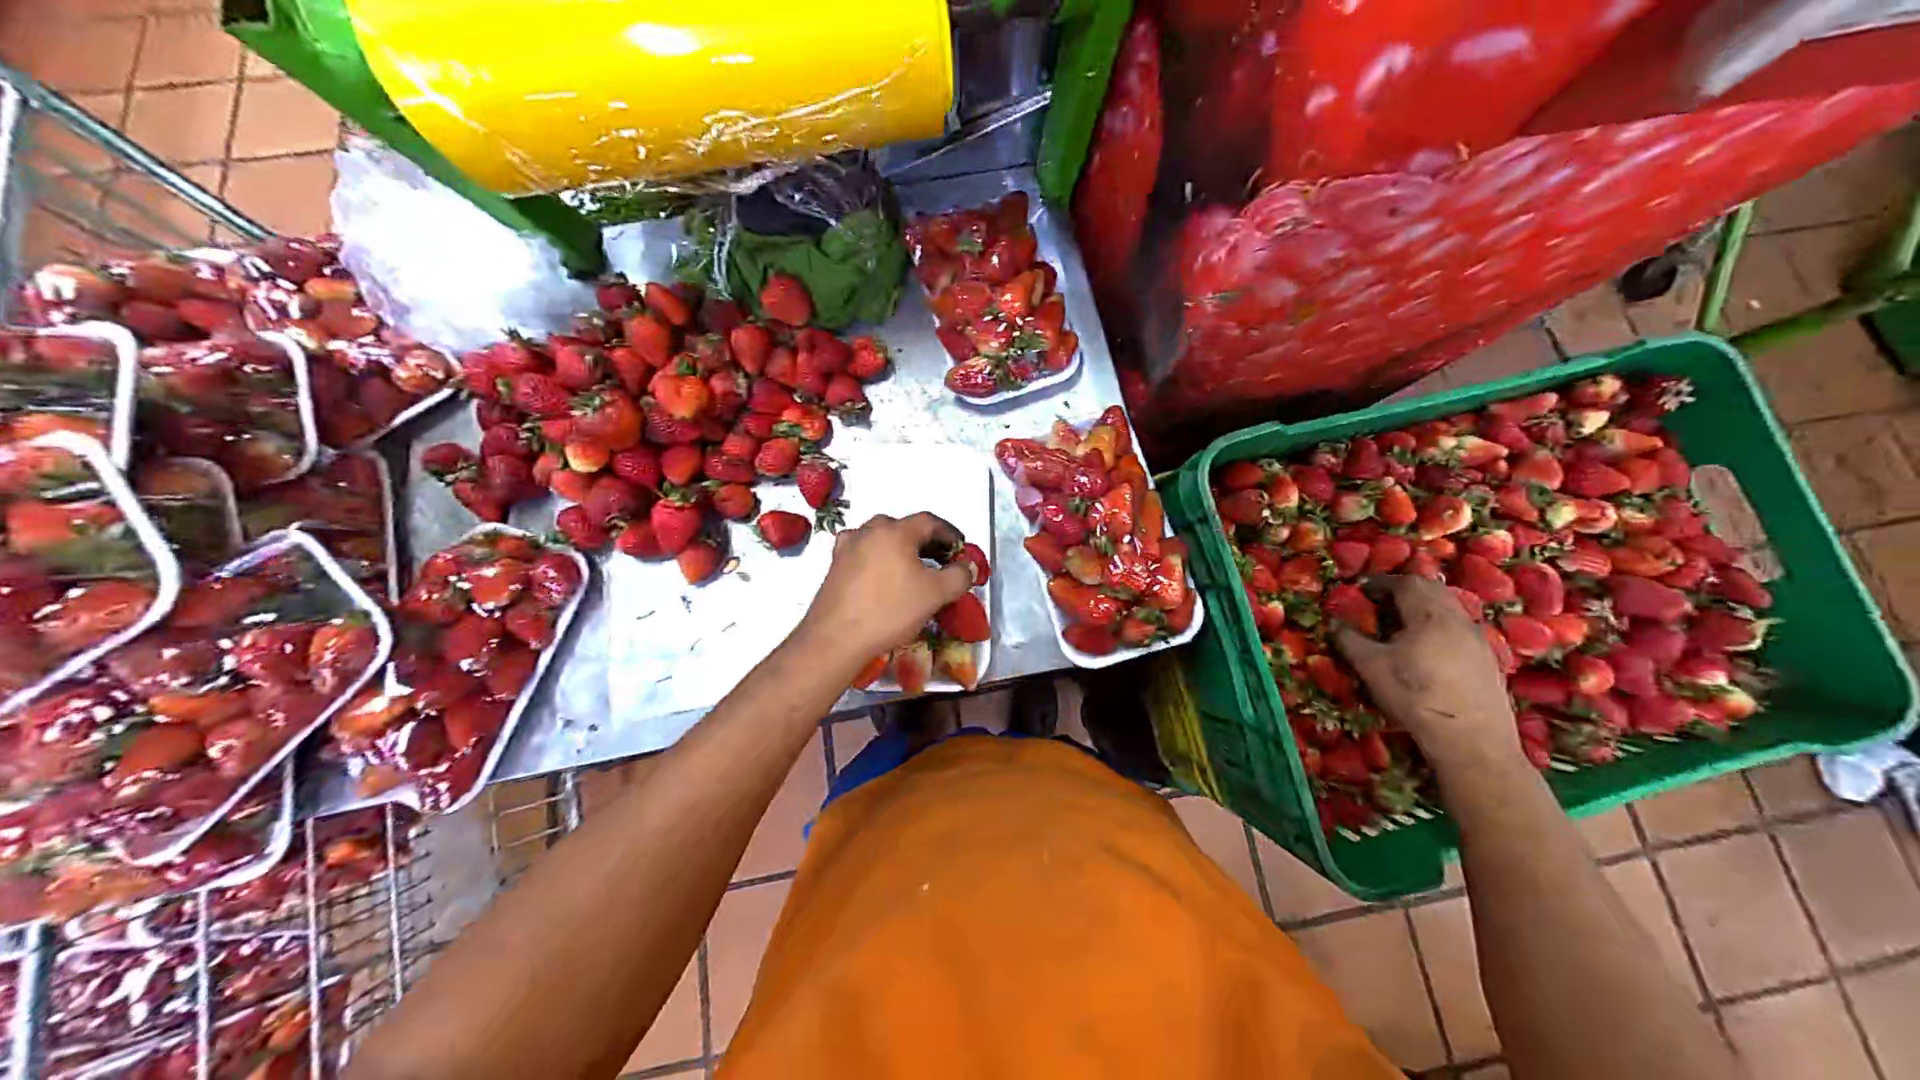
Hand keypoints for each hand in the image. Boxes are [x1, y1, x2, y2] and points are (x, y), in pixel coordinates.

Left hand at [794, 512, 973, 667]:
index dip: (949, 533)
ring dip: (901, 550)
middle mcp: (869, 531)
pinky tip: (884, 579)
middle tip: (940, 560)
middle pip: (904, 528)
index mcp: (895, 531)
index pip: (929, 522)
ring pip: (882, 540)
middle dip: (925, 542)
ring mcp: (848, 547)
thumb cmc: (889, 611)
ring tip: (913, 571)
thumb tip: (968, 566)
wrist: (836, 638)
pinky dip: (880, 561)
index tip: (960, 548)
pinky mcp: (835, 566)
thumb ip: (959, 576)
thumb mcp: (935, 594)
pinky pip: (864, 554)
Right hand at [1331, 575, 1522, 774]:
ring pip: (1451, 610)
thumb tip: (1334, 623)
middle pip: (1433, 591)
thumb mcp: (1372, 667)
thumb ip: (1350, 640)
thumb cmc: (1416, 696)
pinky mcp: (1489, 661)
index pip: (1407, 583)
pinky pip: (1462, 630)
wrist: (1472, 740)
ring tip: (1404, 624)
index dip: (1383, 582)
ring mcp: (1480, 640)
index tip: (1364, 589)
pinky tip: (1430, 650)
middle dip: (1406, 591)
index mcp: (1430, 614)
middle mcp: (1459, 619)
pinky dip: (1441, 628)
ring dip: (1426, 608)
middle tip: (1383, 601)